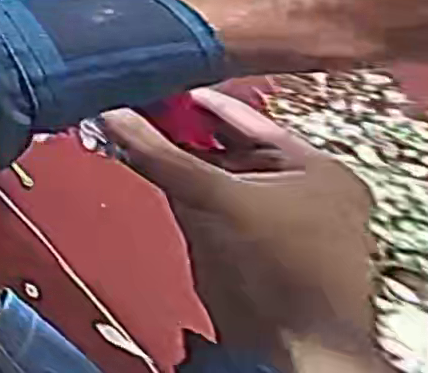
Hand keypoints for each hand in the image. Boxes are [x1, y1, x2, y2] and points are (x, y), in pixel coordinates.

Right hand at [100, 91, 380, 371]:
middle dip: (169, 127)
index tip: (142, 82)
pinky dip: (170, 175)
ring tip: (125, 130)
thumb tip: (111, 112)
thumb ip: (156, 149)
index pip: (236, 112)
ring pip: (205, 163)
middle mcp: (300, 184)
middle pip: (217, 138)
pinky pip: (200, 188)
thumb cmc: (278, 273)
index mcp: (315, 167)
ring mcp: (273, 210)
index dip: (186, 97)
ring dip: (165, 151)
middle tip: (126, 108)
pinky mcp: (247, 231)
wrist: (290, 354)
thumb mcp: (209, 196)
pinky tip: (137, 159)